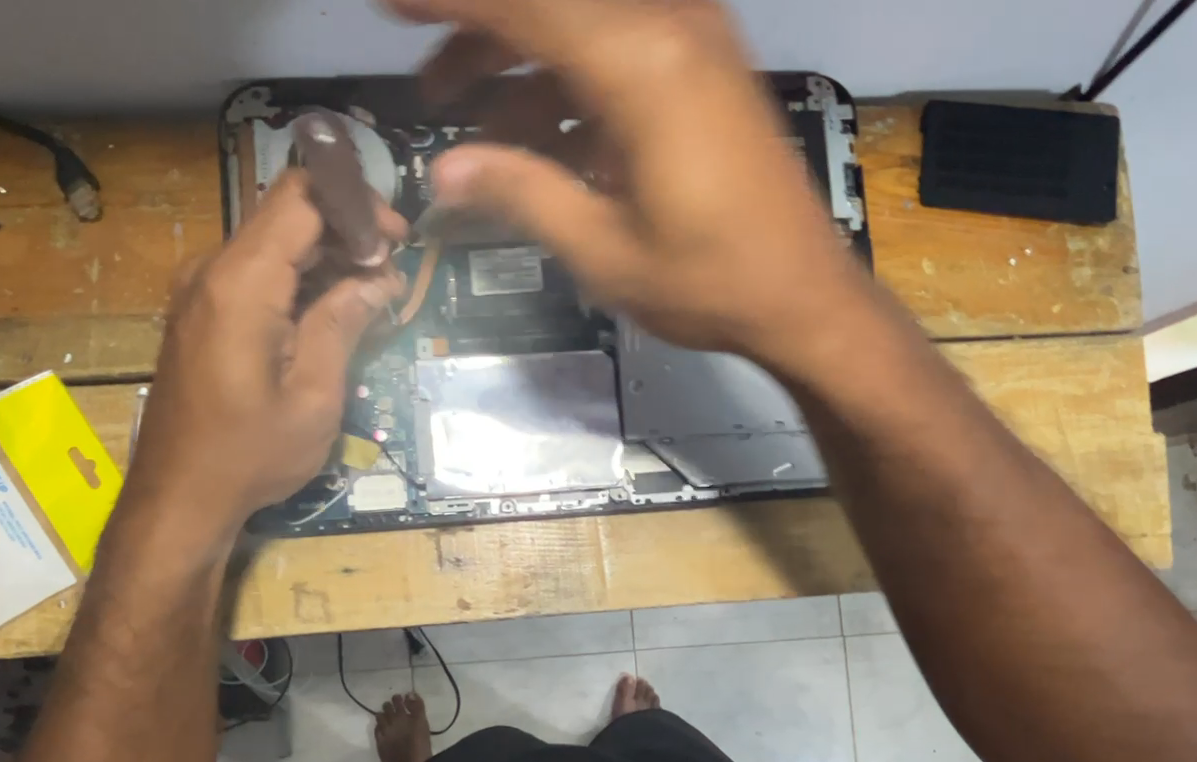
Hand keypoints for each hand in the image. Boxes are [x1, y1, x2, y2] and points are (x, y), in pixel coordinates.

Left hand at [124, 171, 406, 550]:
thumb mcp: (315, 396)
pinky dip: (300, 280)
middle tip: (395, 271)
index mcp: (241, 283)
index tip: (399, 241)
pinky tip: (333, 312)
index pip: (301, 198)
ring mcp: (202, 291)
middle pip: (287, 214)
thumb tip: (380, 277)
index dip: (357, 205)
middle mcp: (212, 271)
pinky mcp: (202, 313)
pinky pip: (257, 274)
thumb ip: (344, 323)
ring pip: (274, 243)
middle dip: (347, 230)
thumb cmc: (251, 454)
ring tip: (374, 294)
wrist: (180, 496)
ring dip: (327, 257)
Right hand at [388, 0, 877, 369]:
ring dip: (522, 71)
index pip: (523, 6)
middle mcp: (668, 29)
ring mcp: (693, 46)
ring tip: (471, 126)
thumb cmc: (709, 282)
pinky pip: (617, 59)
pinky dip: (570, 92)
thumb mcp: (603, 249)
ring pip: (582, 31)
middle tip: (430, 87)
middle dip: (479, 39)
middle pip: (550, 10)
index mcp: (640, 64)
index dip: (450, 3)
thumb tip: (445, 169)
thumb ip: (522, 194)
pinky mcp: (703, 75)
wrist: (805, 296)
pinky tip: (538, 144)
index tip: (391, 8)